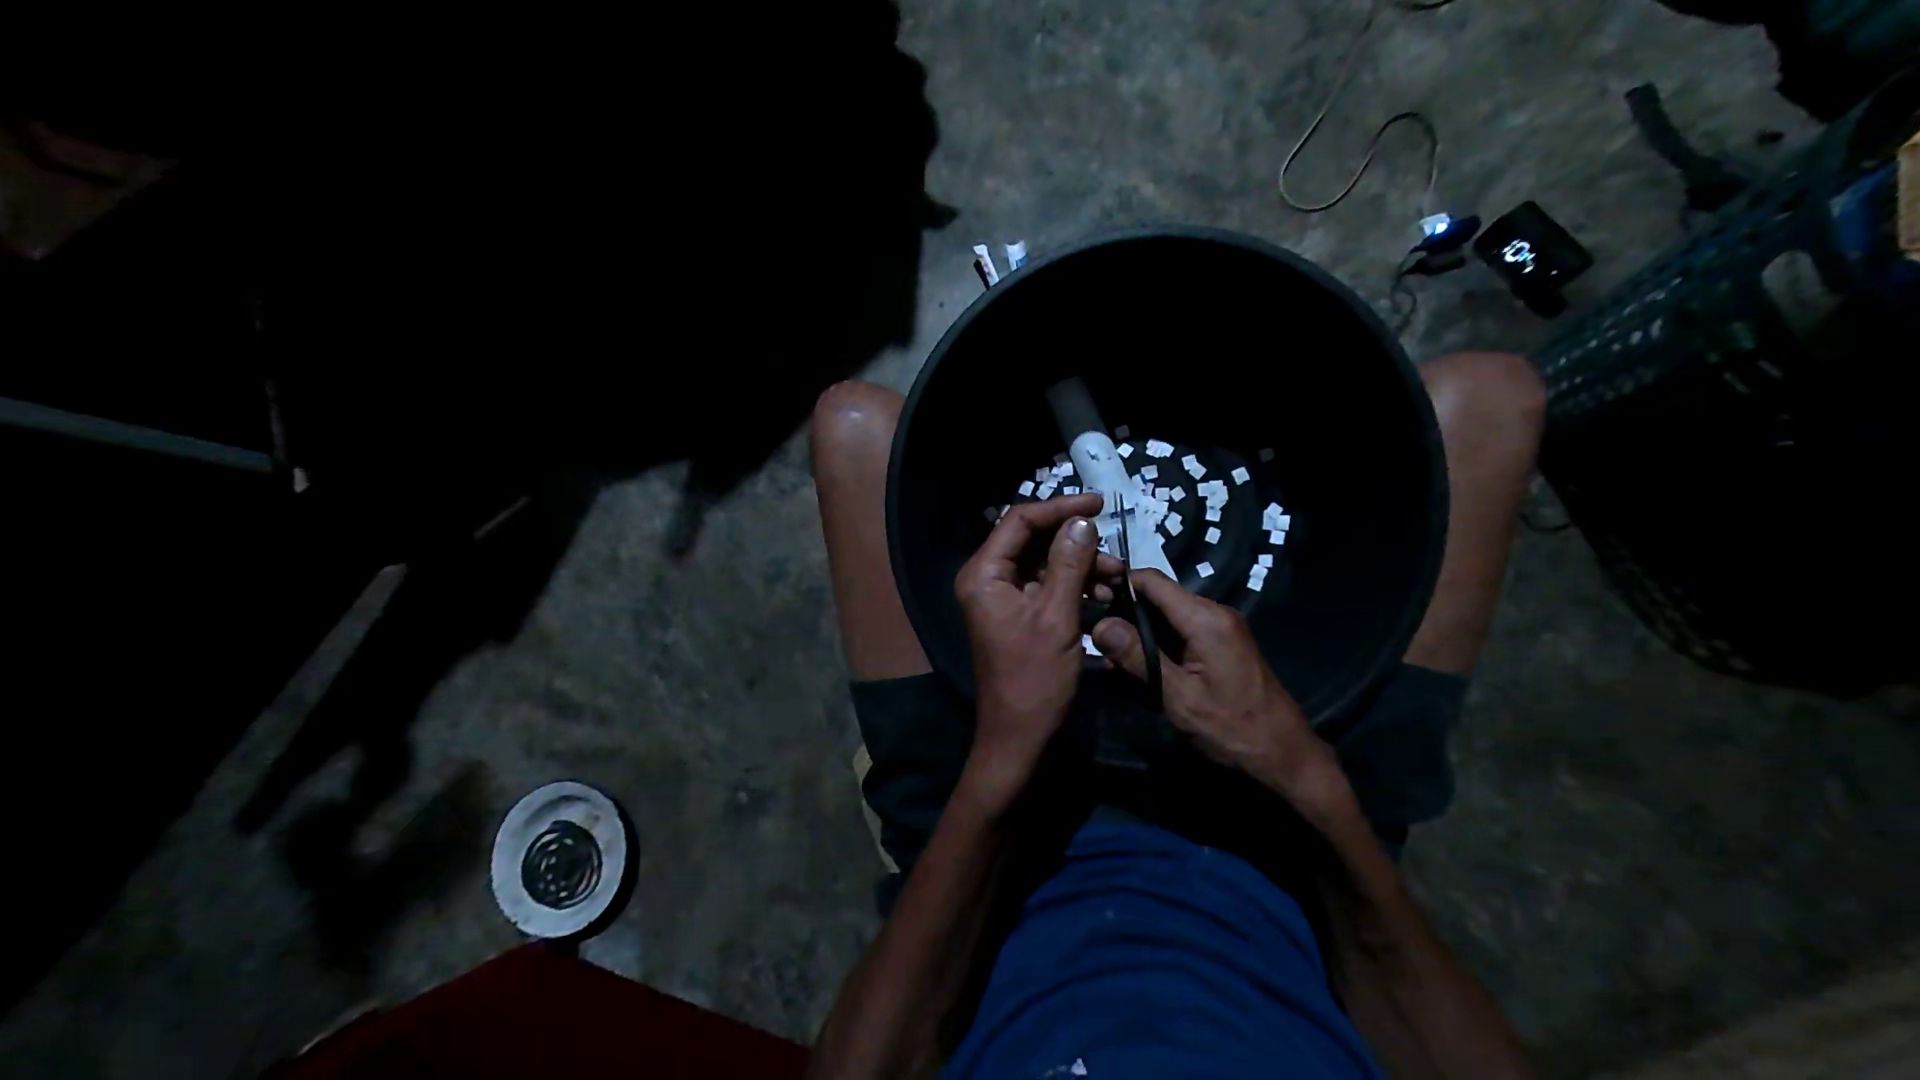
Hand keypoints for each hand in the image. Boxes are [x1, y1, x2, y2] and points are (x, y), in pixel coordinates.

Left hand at [955, 493, 1120, 804]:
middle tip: (1115, 553)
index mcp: (985, 573)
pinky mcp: (1019, 613)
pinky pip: (1047, 585)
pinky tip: (1105, 593)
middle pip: (1033, 539)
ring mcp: (1002, 596)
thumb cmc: (1034, 678)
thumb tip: (1083, 521)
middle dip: (1076, 541)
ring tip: (1117, 578)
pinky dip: (1074, 585)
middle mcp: (988, 578)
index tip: (1100, 504)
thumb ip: (1069, 564)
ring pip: (1044, 562)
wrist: (1019, 735)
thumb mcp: (1057, 616)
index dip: (1060, 507)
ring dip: (1080, 565)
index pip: (1020, 520)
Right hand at [1093, 570, 1345, 806]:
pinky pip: (1182, 631)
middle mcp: (1215, 613)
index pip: (1152, 581)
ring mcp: (1221, 628)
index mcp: (1205, 619)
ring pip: (1167, 615)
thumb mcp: (1178, 697)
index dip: (1118, 583)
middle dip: (1125, 612)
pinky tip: (1139, 667)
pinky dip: (1158, 643)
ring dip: (1139, 631)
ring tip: (1110, 658)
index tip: (1087, 598)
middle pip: (1159, 596)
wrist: (1285, 755)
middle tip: (1094, 636)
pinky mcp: (1222, 643)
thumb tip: (1099, 624)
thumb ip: (1138, 657)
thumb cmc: (1233, 728)